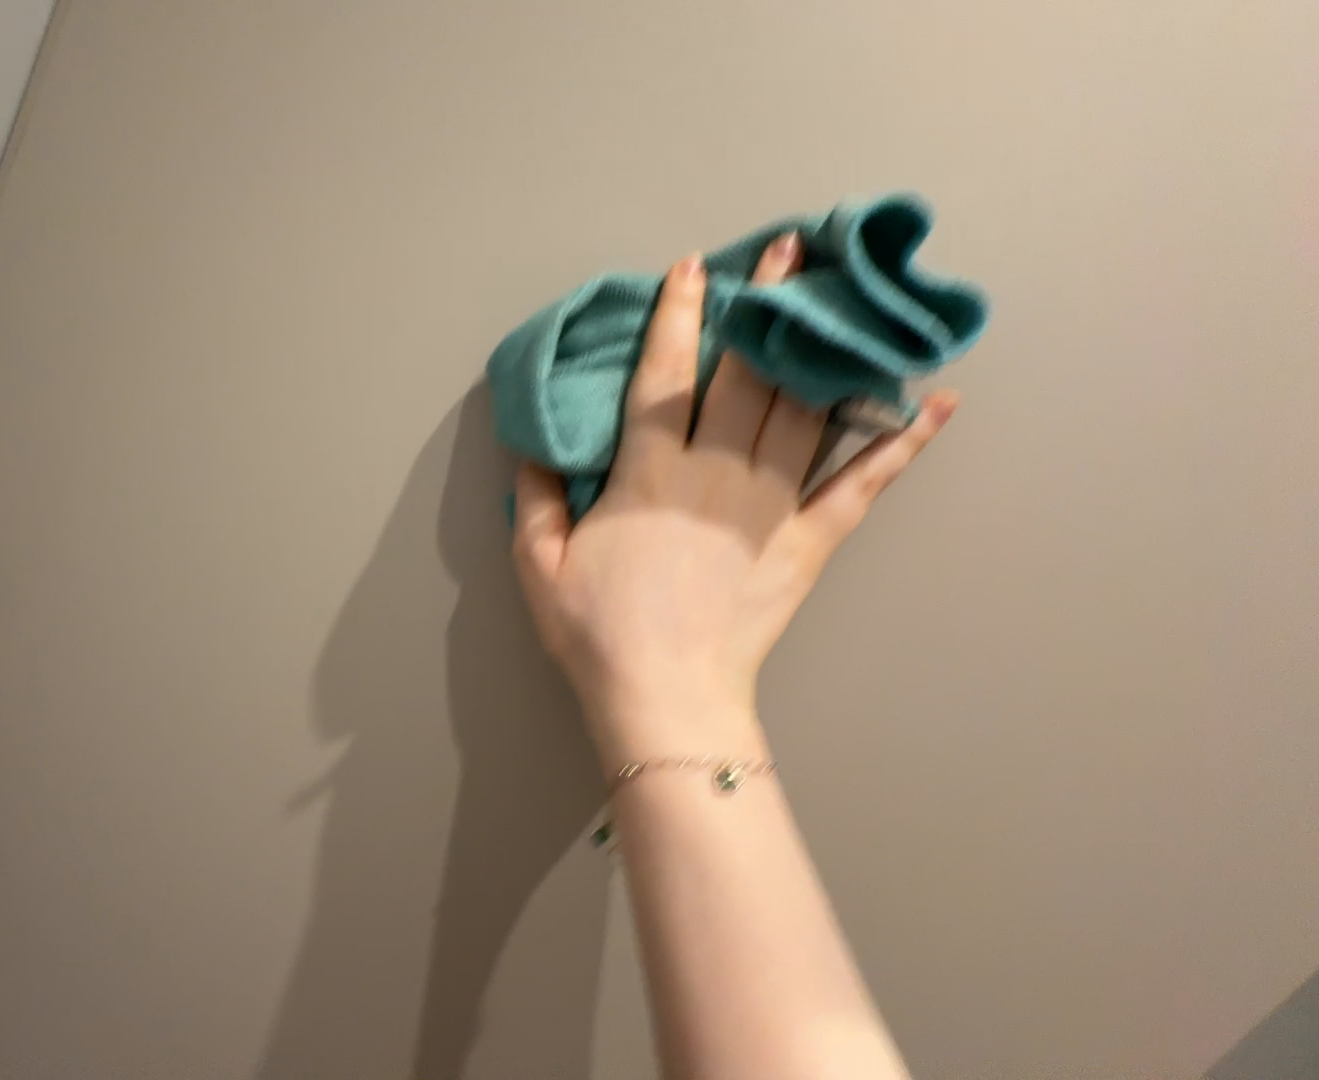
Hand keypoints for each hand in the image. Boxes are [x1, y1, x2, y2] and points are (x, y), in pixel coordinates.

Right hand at [510, 232, 958, 768]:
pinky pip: (861, 484)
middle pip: (748, 375)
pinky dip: (900, 443)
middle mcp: (716, 473)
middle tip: (790, 252)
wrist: (665, 696)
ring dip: (825, 350)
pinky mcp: (808, 542)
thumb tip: (534, 443)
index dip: (675, 318)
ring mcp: (771, 505)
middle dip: (766, 308)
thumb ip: (534, 494)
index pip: (664, 377)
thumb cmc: (593, 630)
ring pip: (807, 411)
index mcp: (649, 474)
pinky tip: (936, 404)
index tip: (690, 270)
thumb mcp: (536, 561)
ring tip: (845, 299)